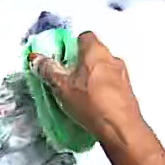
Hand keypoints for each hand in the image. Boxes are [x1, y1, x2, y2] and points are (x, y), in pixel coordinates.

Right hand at [30, 31, 149, 152]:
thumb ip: (48, 70)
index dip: (71, 45)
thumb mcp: (61, 86)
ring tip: (78, 93)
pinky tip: (92, 104)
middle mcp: (112, 58)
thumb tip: (36, 59)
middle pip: (93, 53)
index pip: (84, 36)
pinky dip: (102, 89)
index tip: (61, 57)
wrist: (120, 128)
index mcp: (95, 50)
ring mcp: (122, 75)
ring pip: (103, 69)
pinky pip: (111, 84)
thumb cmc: (92, 103)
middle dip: (80, 63)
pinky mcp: (127, 91)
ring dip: (92, 77)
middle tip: (67, 76)